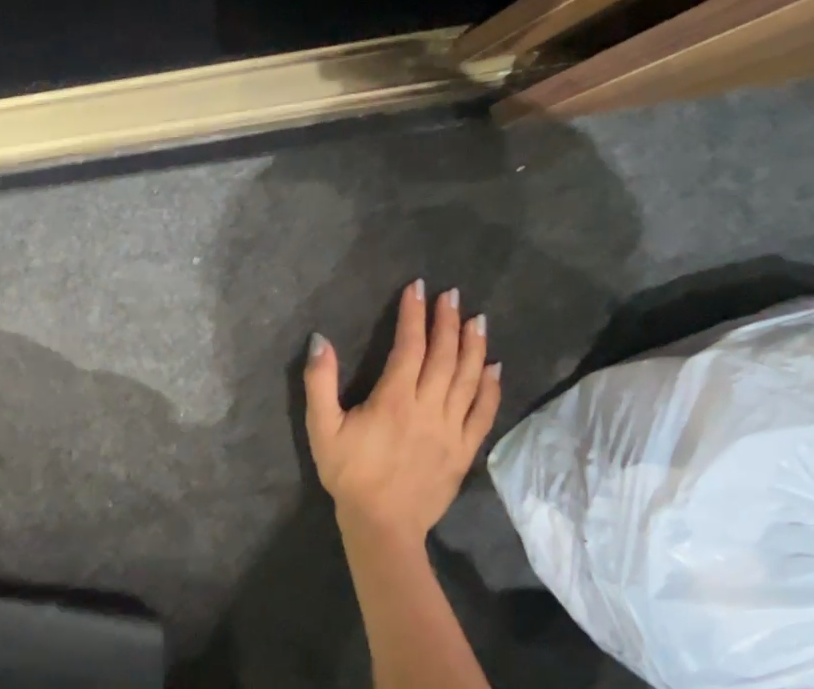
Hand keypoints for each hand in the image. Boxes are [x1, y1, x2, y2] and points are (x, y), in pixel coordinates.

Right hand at [304, 281, 500, 543]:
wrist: (383, 525)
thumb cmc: (348, 472)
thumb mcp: (321, 427)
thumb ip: (319, 382)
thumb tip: (320, 340)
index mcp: (394, 400)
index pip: (409, 347)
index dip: (414, 316)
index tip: (417, 288)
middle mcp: (429, 409)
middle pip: (444, 358)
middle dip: (448, 322)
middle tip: (452, 295)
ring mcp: (451, 430)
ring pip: (469, 380)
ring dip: (473, 347)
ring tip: (477, 319)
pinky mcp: (464, 450)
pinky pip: (483, 413)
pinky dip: (491, 387)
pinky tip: (494, 367)